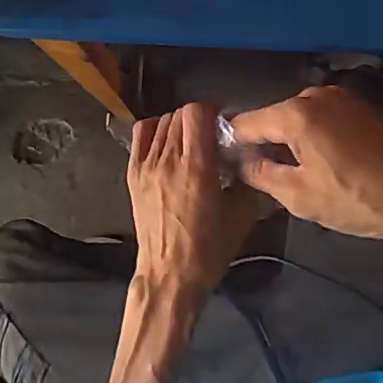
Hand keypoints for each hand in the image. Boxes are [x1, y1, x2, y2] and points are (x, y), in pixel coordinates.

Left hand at [127, 103, 255, 299]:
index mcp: (196, 168)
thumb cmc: (208, 249)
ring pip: (162, 122)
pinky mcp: (133, 172)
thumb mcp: (241, 216)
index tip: (222, 118)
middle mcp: (168, 159)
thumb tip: (248, 156)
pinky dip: (156, 129)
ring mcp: (147, 164)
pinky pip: (142, 134)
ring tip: (191, 139)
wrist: (169, 274)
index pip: (196, 113)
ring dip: (179, 123)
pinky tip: (167, 141)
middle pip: (179, 114)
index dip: (211, 108)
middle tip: (211, 132)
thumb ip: (247, 180)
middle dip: (198, 117)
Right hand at [229, 85, 382, 252]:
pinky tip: (321, 163)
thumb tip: (237, 161)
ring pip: (292, 119)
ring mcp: (335, 97)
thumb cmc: (360, 201)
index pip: (245, 124)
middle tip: (266, 179)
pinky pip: (316, 118)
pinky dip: (310, 137)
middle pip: (269, 119)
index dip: (233, 146)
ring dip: (288, 142)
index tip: (229, 168)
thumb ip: (260, 175)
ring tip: (297, 174)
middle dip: (263, 145)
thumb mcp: (301, 197)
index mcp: (294, 114)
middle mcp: (311, 95)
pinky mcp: (354, 106)